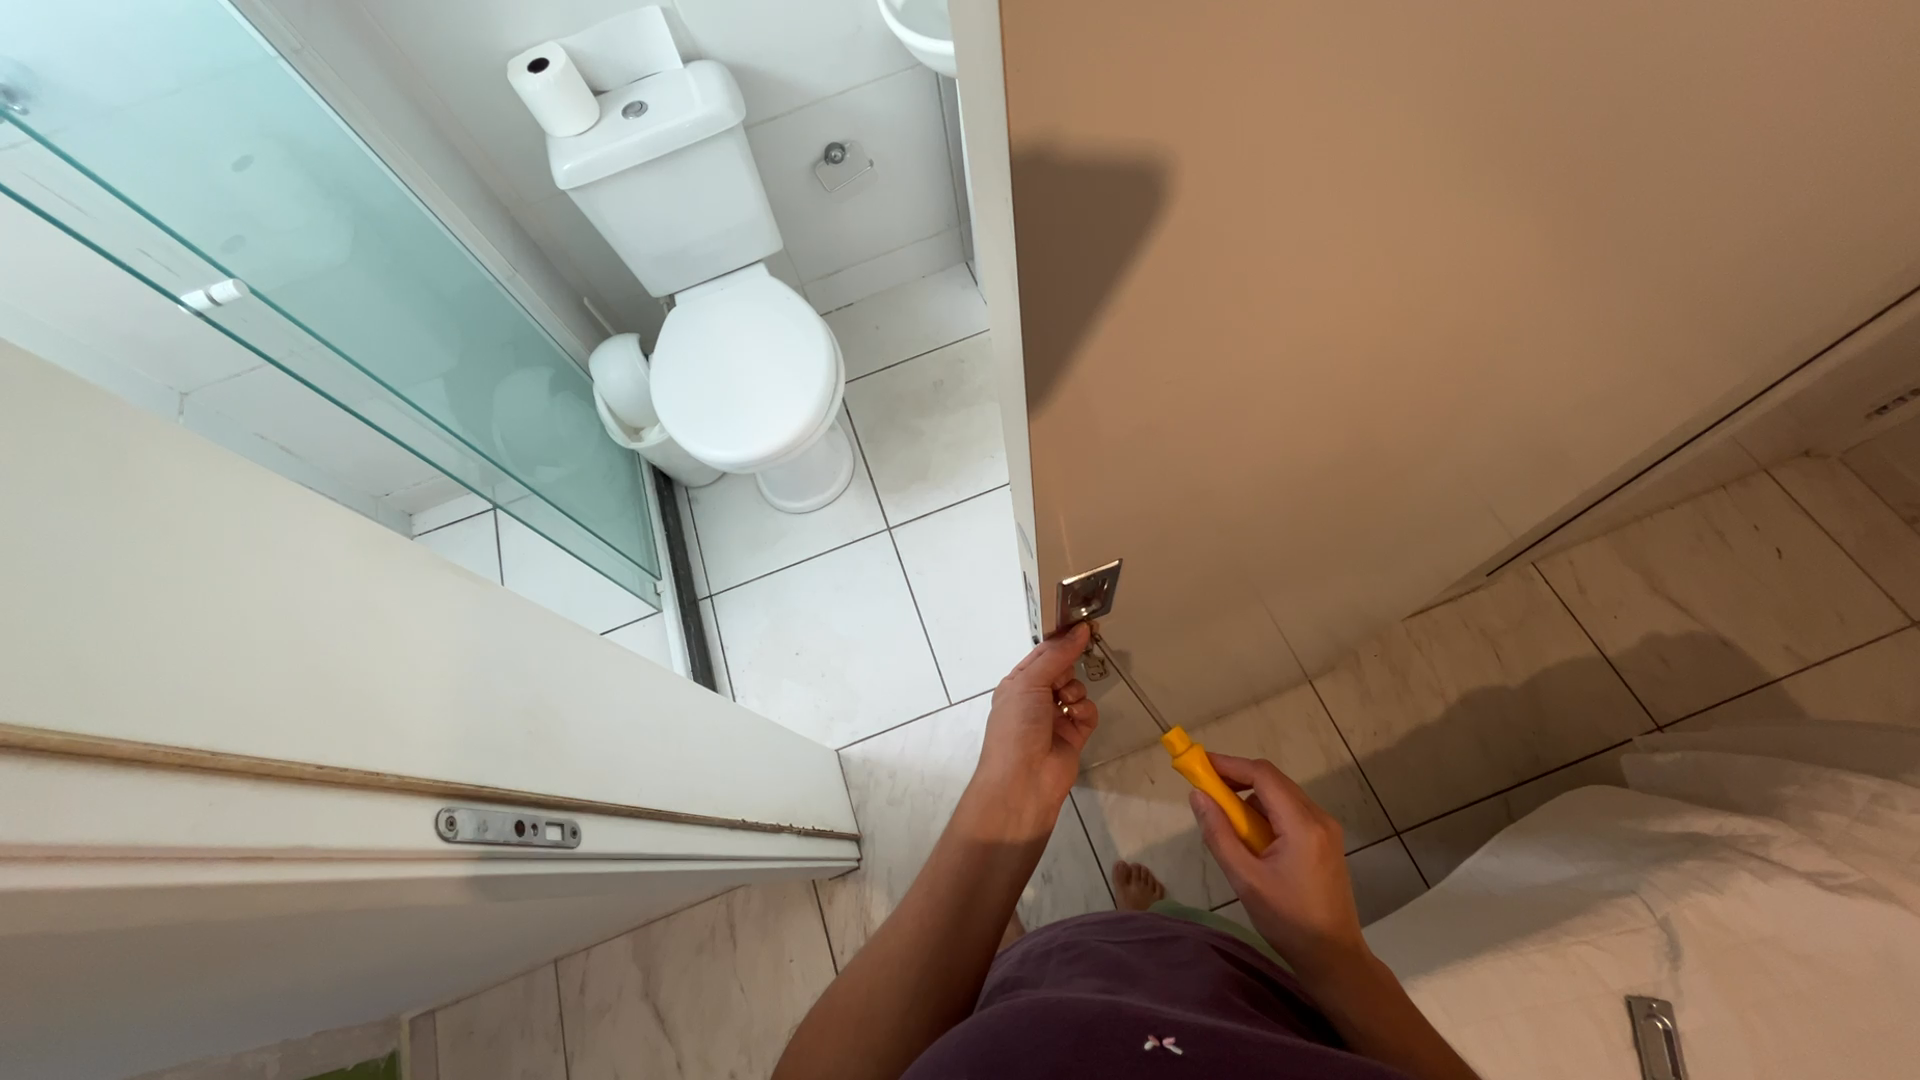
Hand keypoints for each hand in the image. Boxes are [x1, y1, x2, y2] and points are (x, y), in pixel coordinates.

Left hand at [969, 622, 1097, 837]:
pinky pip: (1087, 713)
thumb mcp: (1029, 683)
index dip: (1061, 640)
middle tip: (1072, 665)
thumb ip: (1057, 655)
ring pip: (1076, 690)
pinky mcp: (1074, 735)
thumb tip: (1080, 630)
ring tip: (1067, 703)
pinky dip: (1085, 712)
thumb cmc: (1016, 726)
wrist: (1024, 780)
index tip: (1083, 625)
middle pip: (1061, 670)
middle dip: (1069, 667)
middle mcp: (1034, 699)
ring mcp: (1054, 717)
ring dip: (1075, 691)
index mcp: (1017, 683)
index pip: (1041, 654)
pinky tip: (1077, 719)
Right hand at [1189, 753, 1368, 976]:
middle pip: (1273, 780)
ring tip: (1226, 821)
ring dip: (1250, 797)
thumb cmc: (1286, 920)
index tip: (1198, 765)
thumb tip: (1197, 795)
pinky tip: (1251, 837)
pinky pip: (1290, 811)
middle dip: (1236, 779)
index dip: (1229, 765)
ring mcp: (1326, 829)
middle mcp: (1319, 818)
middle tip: (1206, 790)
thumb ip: (1218, 833)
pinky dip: (1266, 812)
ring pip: (1281, 794)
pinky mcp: (1326, 840)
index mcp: (1302, 825)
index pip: (1262, 775)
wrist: (1333, 957)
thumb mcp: (1244, 879)